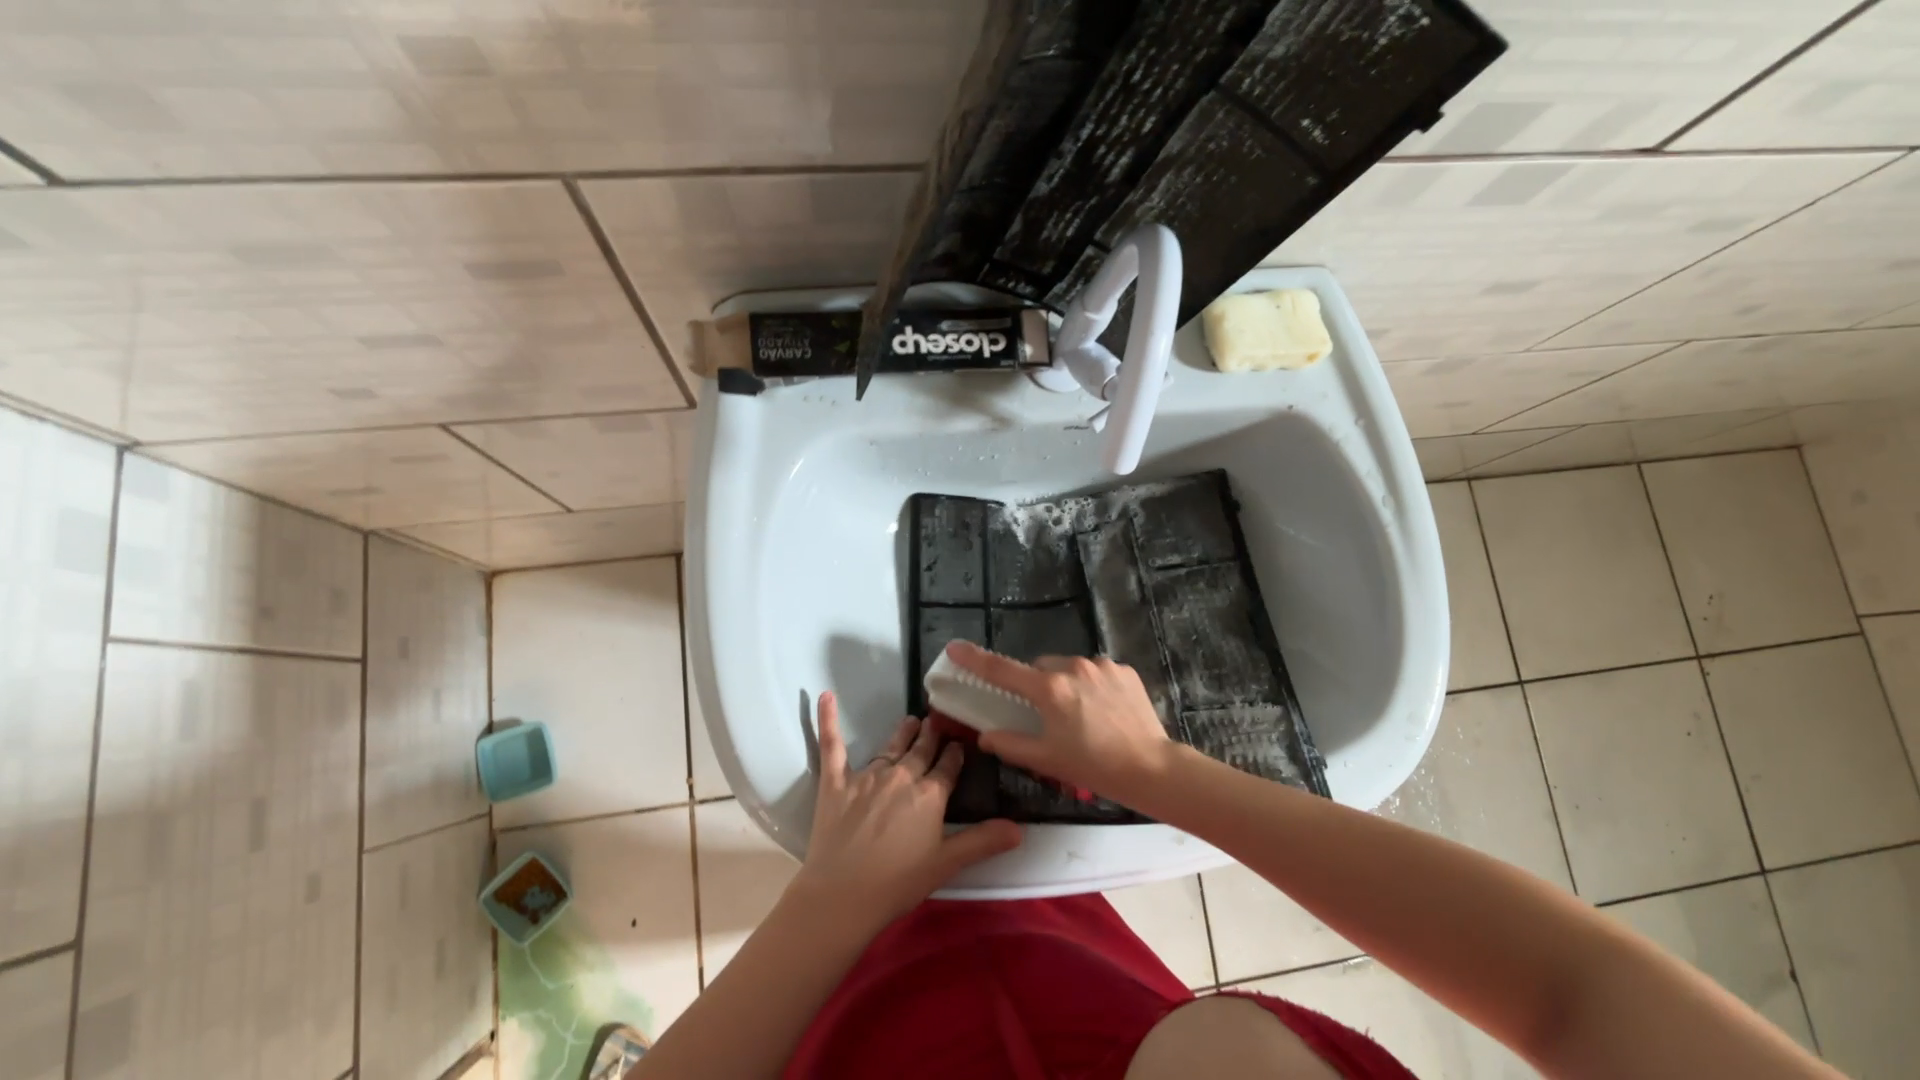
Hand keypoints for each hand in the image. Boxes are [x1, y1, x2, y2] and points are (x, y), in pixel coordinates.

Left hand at [794, 692, 1022, 923]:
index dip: (956, 755)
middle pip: (921, 751)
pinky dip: (828, 720)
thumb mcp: (946, 864)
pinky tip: (825, 696)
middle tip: (938, 720)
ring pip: (890, 747)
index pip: (948, 767)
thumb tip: (1021, 828)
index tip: (961, 743)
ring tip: (911, 720)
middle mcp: (901, 777)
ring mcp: (866, 777)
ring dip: (903, 732)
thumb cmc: (898, 883)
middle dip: (932, 736)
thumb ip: (983, 842)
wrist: (842, 894)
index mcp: (929, 796)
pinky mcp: (835, 782)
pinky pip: (832, 746)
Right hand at [945, 641, 1177, 805]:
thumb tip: (985, 735)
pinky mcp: (1124, 671)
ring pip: (1070, 668)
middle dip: (1036, 686)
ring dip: (1066, 685)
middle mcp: (1074, 667)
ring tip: (1080, 718)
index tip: (954, 648)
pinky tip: (1102, 713)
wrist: (1150, 767)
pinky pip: (1096, 672)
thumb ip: (1010, 744)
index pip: (1002, 670)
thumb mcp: (1046, 760)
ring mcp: (1102, 666)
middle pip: (1040, 668)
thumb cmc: (1093, 766)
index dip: (974, 659)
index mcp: (1050, 689)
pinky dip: (1091, 687)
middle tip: (1044, 716)